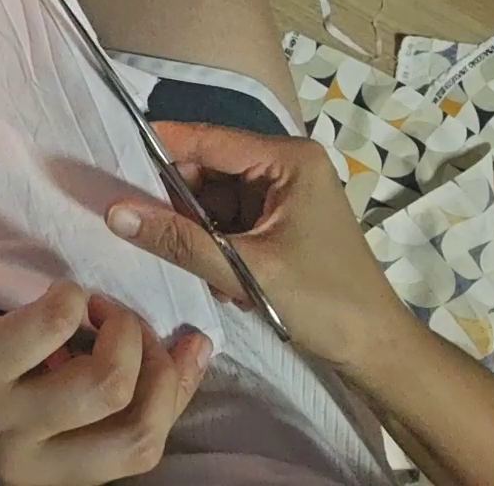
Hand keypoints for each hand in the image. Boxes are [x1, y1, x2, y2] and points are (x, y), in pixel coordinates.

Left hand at [0, 282, 211, 485]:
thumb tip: (192, 351)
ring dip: (119, 326)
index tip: (191, 342)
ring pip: (104, 382)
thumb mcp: (52, 396)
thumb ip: (109, 389)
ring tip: (97, 306)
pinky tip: (62, 293)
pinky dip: (74, 297)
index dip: (179, 391)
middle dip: (152, 359)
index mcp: (53, 473)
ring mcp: (1, 414)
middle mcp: (27, 460)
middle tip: (127, 321)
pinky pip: (56, 322)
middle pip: (135, 424)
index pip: (143, 448)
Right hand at [105, 123, 415, 372]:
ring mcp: (281, 190)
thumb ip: (178, 239)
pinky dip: (211, 239)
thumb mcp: (245, 271)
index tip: (112, 157)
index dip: (160, 147)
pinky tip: (214, 272)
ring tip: (189, 260)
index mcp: (288, 159)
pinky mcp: (277, 216)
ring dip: (194, 225)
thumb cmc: (325, 303)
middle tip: (142, 225)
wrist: (380, 355)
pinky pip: (226, 214)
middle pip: (207, 166)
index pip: (209, 140)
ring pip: (212, 193)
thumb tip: (115, 211)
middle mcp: (284, 163)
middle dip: (177, 198)